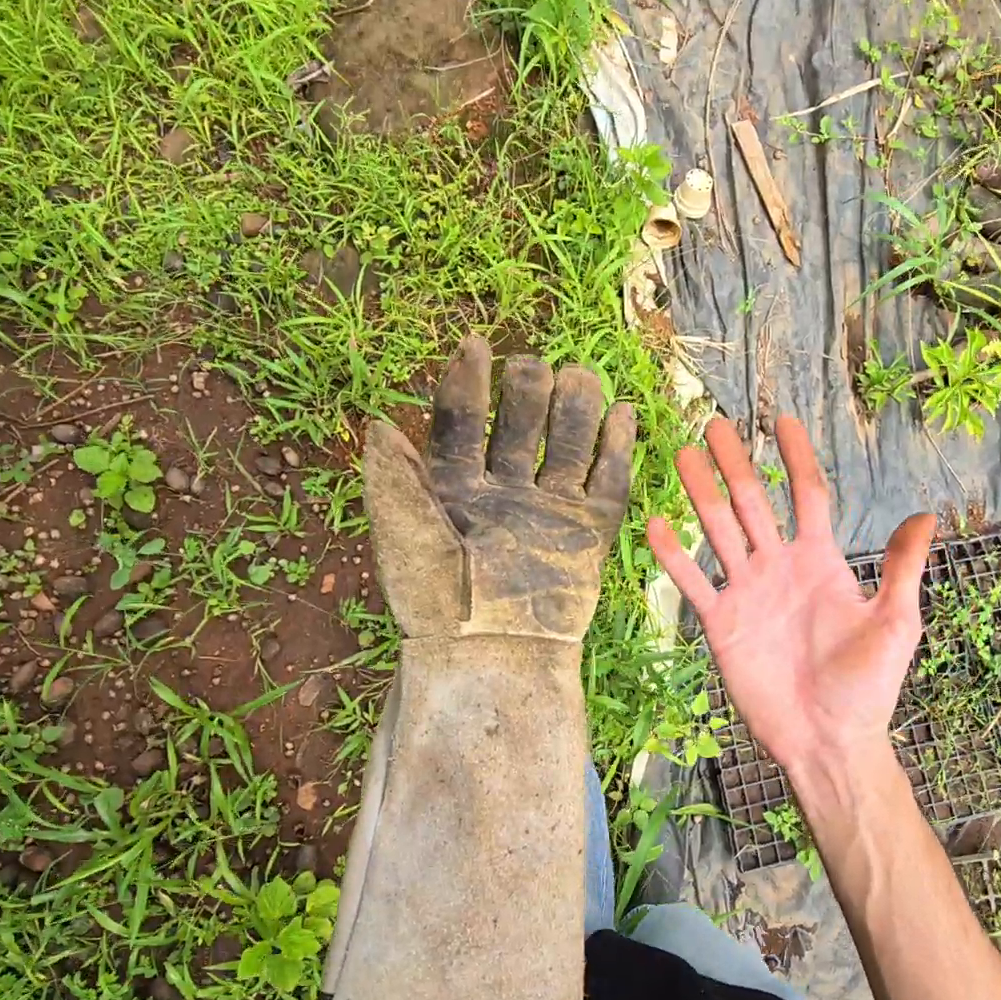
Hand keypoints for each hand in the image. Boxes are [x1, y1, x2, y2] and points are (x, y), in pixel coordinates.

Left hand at [363, 335, 634, 640]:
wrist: (492, 656)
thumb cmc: (437, 602)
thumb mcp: (404, 535)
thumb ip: (393, 478)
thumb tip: (377, 421)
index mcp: (454, 487)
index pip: (461, 420)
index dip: (467, 381)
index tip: (476, 342)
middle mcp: (504, 491)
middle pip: (521, 424)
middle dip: (528, 390)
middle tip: (535, 367)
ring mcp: (549, 510)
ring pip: (568, 444)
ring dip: (574, 407)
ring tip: (579, 375)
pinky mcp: (589, 532)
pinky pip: (608, 482)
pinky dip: (618, 447)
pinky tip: (623, 412)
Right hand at [645, 416, 933, 782]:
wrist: (829, 739)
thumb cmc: (867, 685)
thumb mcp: (895, 623)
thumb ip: (901, 568)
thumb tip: (926, 515)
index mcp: (821, 561)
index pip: (806, 495)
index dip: (796, 457)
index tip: (783, 420)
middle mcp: (779, 567)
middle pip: (752, 502)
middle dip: (735, 463)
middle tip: (715, 425)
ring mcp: (747, 592)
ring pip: (719, 531)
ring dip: (701, 493)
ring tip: (683, 456)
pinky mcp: (722, 624)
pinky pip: (694, 582)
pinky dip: (674, 556)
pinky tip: (657, 524)